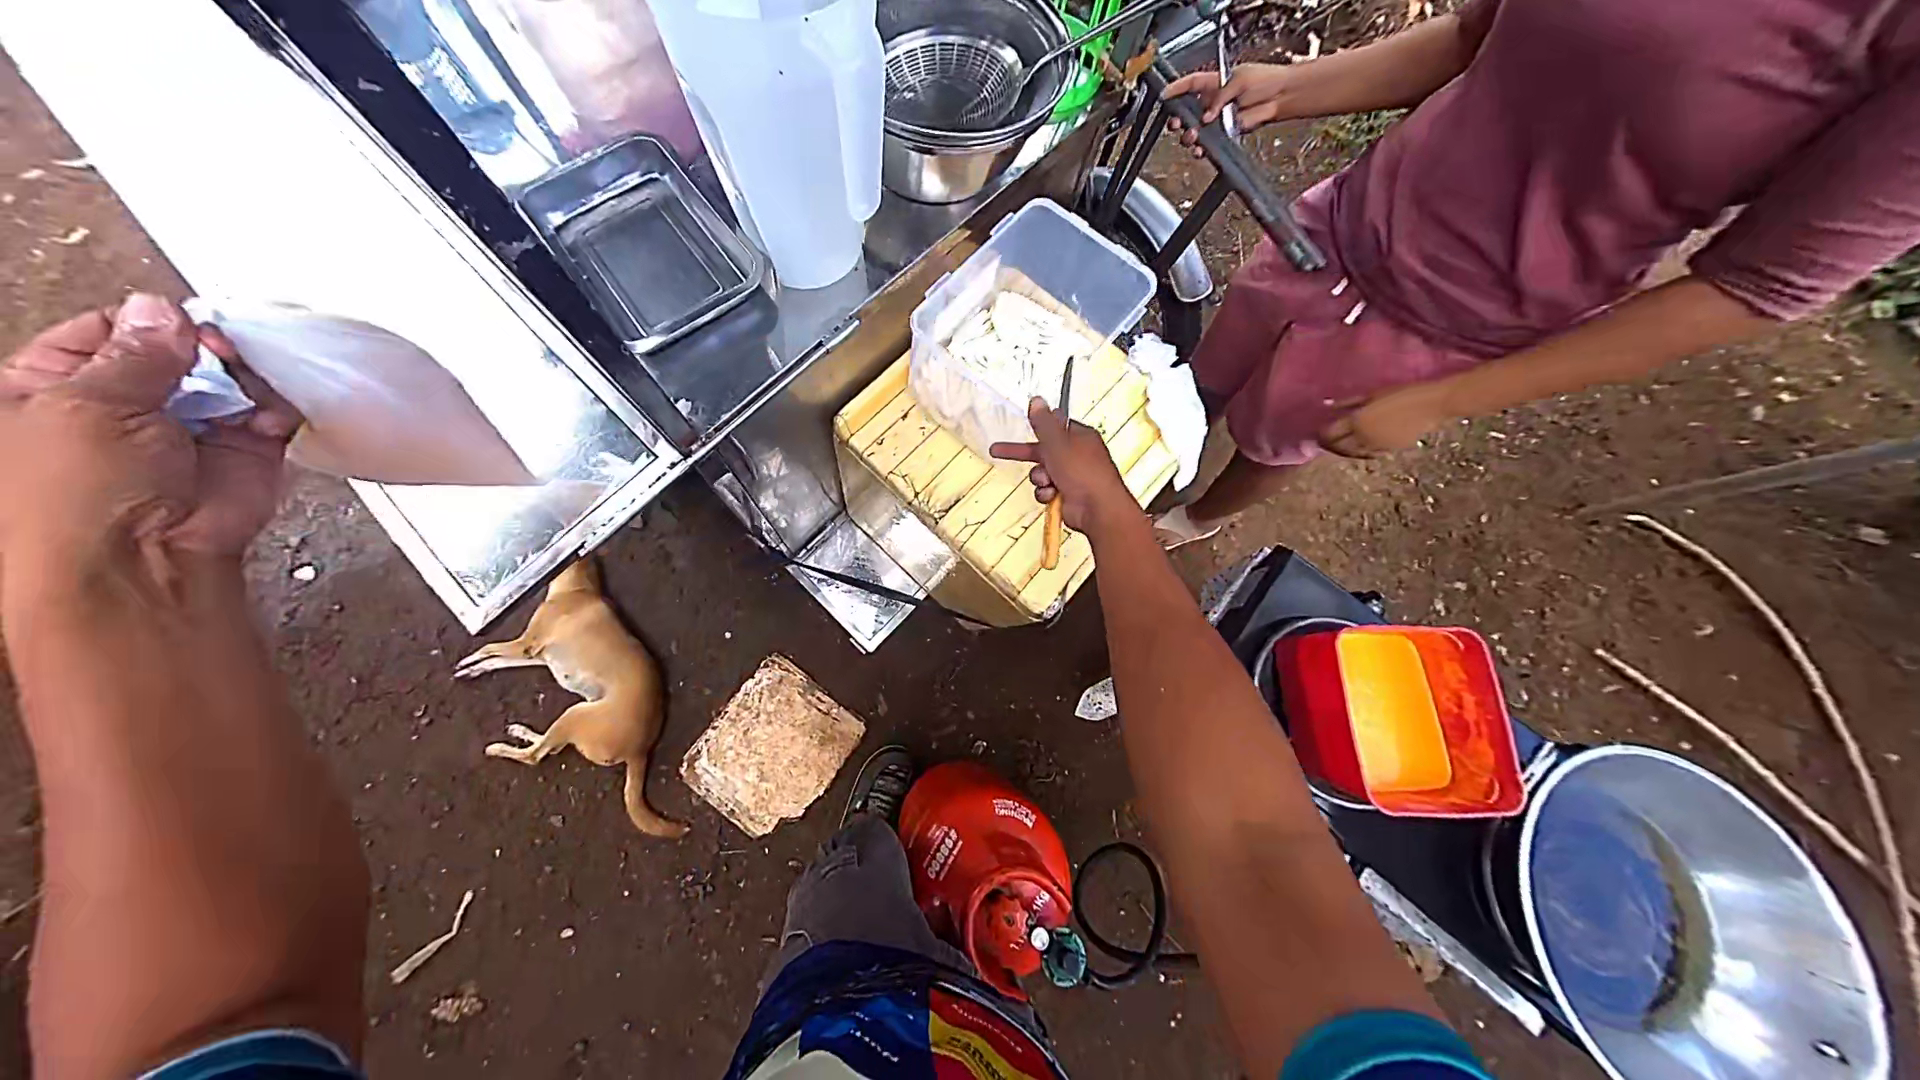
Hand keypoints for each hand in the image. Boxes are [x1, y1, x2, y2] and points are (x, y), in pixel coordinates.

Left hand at [0, 294, 300, 569]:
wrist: (149, 559)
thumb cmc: (76, 496)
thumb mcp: (84, 405)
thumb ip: (132, 355)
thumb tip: (162, 312)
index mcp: (54, 390)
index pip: (105, 334)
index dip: (143, 322)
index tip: (175, 318)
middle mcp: (126, 408)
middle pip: (176, 354)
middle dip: (202, 347)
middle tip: (217, 350)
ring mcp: (190, 431)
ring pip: (228, 380)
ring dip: (241, 375)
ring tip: (243, 380)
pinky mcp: (246, 450)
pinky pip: (271, 413)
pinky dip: (275, 407)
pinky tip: (266, 412)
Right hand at [990, 397, 1136, 534]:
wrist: (1097, 508)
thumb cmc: (1083, 472)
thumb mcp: (1058, 442)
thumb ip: (1044, 423)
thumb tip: (1037, 400)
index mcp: (1079, 436)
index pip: (1053, 427)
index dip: (1038, 427)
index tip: (1024, 424)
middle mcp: (1075, 455)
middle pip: (1042, 450)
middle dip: (1024, 454)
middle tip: (998, 450)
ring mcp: (1071, 475)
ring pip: (1040, 472)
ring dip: (1040, 478)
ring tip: (1048, 481)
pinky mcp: (1065, 494)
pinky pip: (1044, 490)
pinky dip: (1046, 493)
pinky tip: (1053, 495)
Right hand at [1165, 64, 1298, 154]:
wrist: (1279, 98)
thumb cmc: (1265, 81)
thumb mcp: (1240, 80)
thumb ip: (1221, 96)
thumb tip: (1208, 116)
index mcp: (1214, 84)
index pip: (1191, 84)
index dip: (1176, 89)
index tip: (1164, 96)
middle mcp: (1212, 103)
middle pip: (1186, 112)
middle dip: (1177, 120)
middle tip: (1176, 124)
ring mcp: (1216, 120)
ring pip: (1193, 131)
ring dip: (1189, 136)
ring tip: (1193, 136)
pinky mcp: (1223, 135)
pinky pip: (1206, 145)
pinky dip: (1201, 149)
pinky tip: (1200, 149)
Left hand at [1316, 381, 1453, 458]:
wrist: (1434, 403)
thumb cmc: (1403, 392)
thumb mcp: (1372, 394)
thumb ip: (1348, 402)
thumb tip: (1327, 406)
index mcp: (1356, 421)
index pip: (1329, 434)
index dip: (1320, 435)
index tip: (1316, 433)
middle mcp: (1362, 437)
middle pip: (1338, 448)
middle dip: (1329, 446)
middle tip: (1325, 442)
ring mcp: (1377, 446)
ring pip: (1353, 454)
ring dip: (1344, 451)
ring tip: (1341, 446)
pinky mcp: (1391, 450)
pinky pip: (1370, 454)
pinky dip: (1362, 452)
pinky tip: (1361, 447)